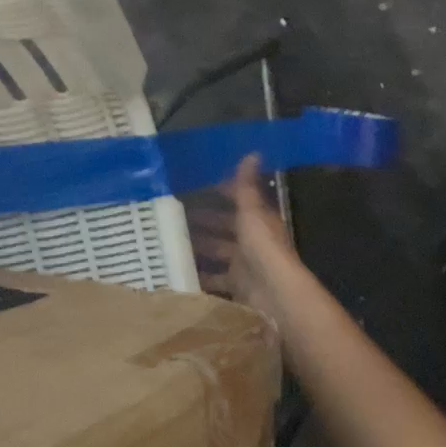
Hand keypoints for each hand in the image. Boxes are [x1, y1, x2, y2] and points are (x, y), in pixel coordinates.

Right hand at [191, 154, 301, 324]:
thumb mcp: (252, 212)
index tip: (195, 185)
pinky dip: (201, 277)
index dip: (221, 192)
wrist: (274, 293)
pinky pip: (216, 280)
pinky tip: (180, 271)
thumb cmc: (263, 248)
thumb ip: (247, 187)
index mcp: (259, 220)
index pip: (239, 201)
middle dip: (204, 221)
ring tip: (171, 241)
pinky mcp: (237, 287)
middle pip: (226, 227)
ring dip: (200, 247)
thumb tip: (253, 152)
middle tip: (174, 213)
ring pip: (218, 252)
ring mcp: (245, 265)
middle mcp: (253, 241)